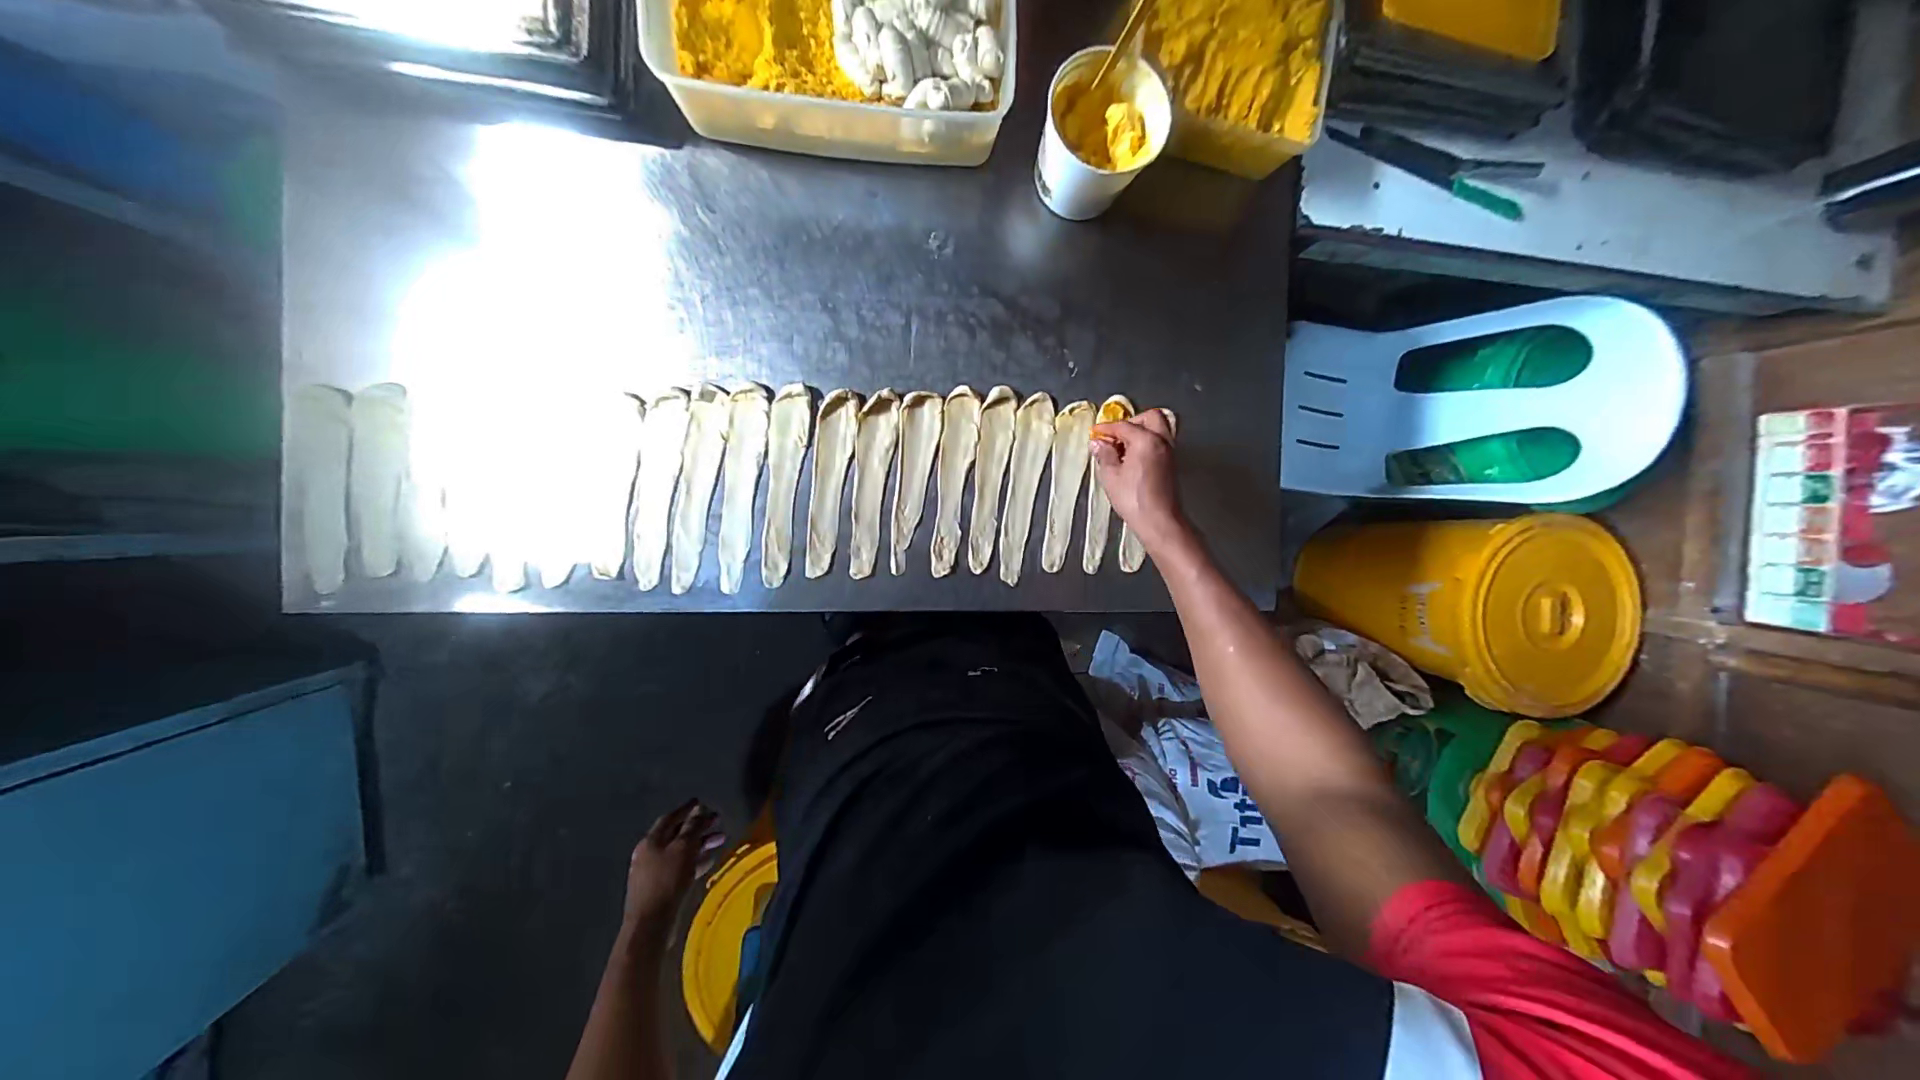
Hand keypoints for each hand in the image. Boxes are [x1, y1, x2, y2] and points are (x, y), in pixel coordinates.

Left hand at [623, 799, 726, 928]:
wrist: (651, 924)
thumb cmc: (667, 881)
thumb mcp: (684, 849)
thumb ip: (693, 827)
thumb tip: (700, 809)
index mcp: (651, 841)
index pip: (670, 817)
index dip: (687, 809)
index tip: (702, 802)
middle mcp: (650, 853)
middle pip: (677, 834)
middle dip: (698, 826)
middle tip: (718, 820)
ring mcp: (655, 872)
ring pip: (681, 851)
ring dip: (701, 843)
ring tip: (721, 839)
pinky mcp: (662, 888)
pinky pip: (681, 867)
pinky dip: (696, 861)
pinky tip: (710, 860)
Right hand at [1091, 409, 1189, 553]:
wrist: (1159, 521)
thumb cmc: (1134, 499)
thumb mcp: (1110, 476)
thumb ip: (1104, 454)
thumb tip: (1098, 444)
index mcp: (1146, 440)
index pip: (1124, 425)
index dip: (1106, 428)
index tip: (1096, 433)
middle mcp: (1161, 441)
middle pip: (1150, 417)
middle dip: (1131, 422)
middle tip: (1114, 436)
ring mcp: (1169, 452)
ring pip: (1158, 429)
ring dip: (1140, 432)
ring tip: (1122, 448)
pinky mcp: (1171, 464)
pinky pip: (1159, 443)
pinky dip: (1147, 443)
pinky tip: (1132, 459)